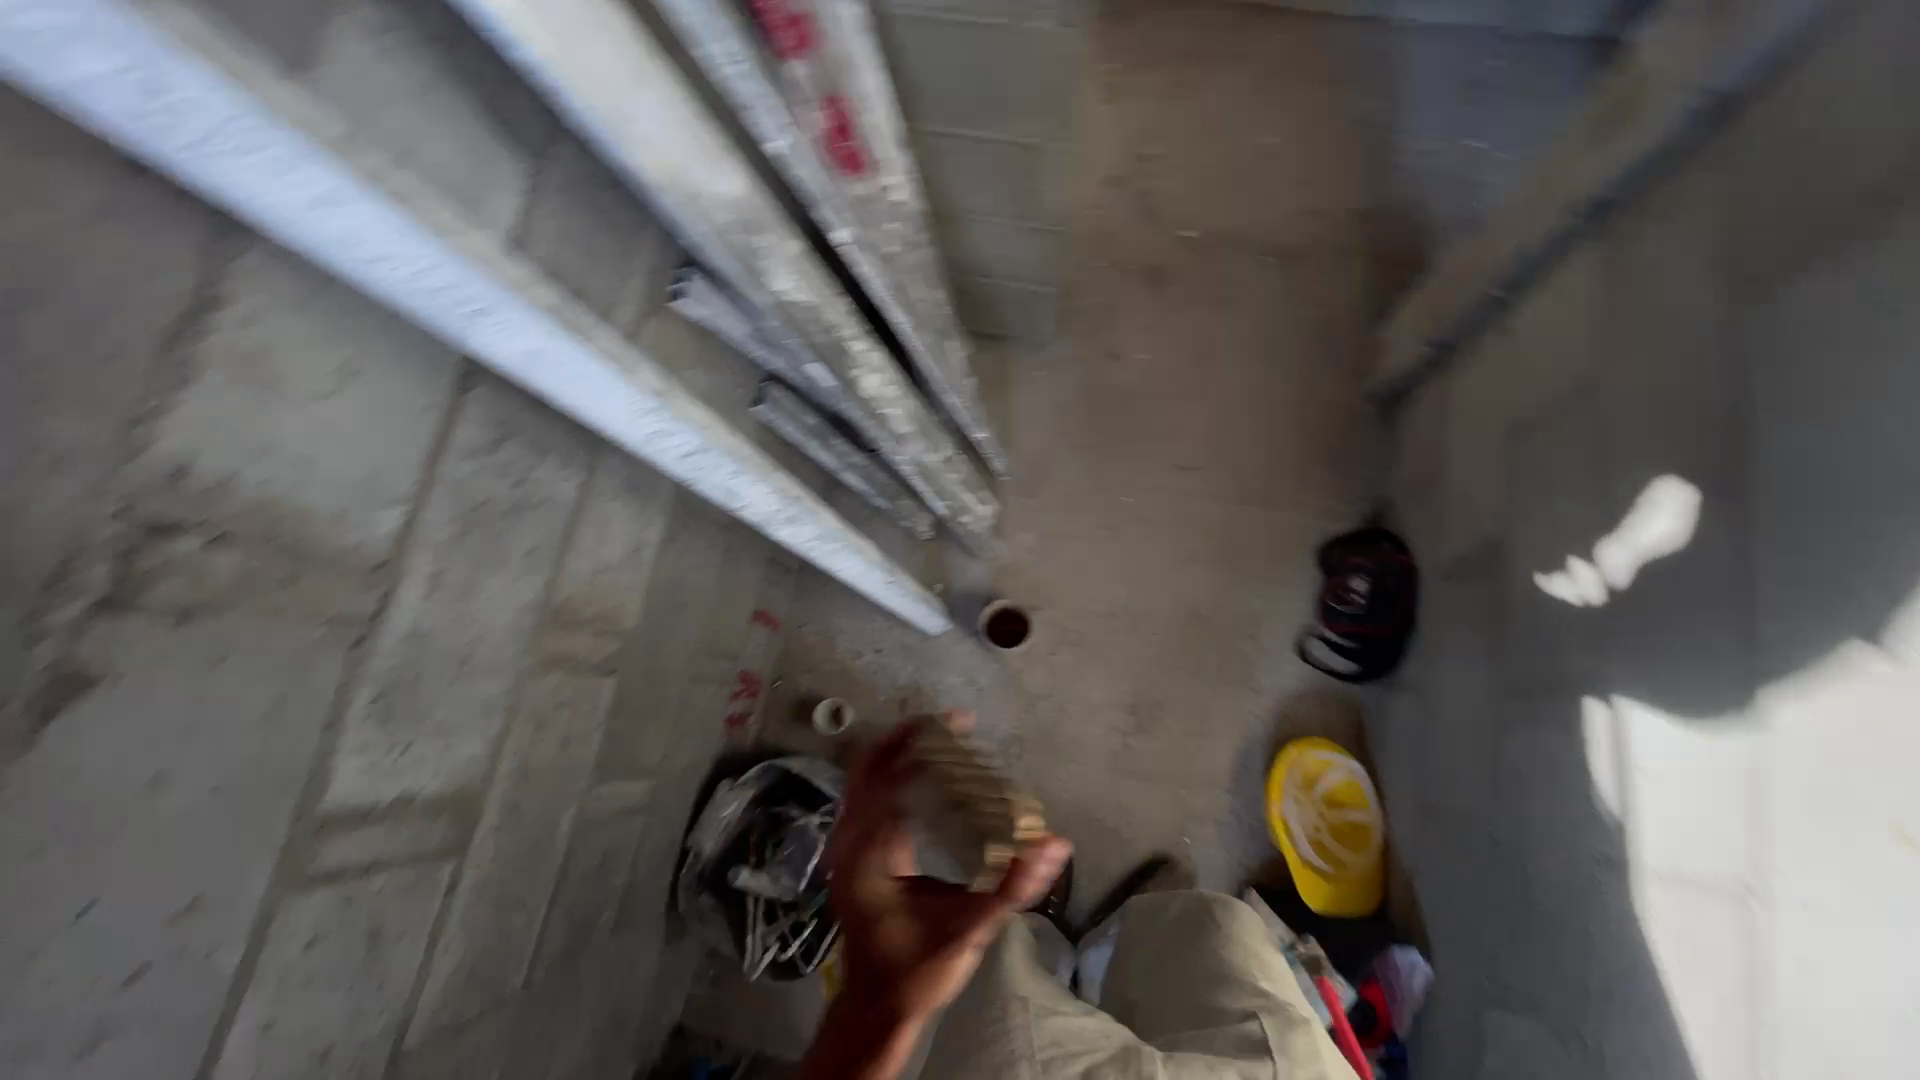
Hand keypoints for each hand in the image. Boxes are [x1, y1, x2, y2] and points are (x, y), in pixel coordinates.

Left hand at [807, 713, 1069, 1076]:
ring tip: (943, 737)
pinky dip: (891, 771)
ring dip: (899, 750)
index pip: (893, 777)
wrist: (875, 1006)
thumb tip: (1055, 844)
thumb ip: (1011, 888)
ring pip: (863, 775)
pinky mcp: (851, 850)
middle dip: (910, 737)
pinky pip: (865, 792)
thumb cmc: (917, 969)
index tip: (963, 723)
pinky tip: (924, 771)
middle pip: (870, 764)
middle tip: (955, 722)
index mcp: (869, 852)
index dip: (925, 744)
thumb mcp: (967, 931)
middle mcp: (849, 839)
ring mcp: (844, 844)